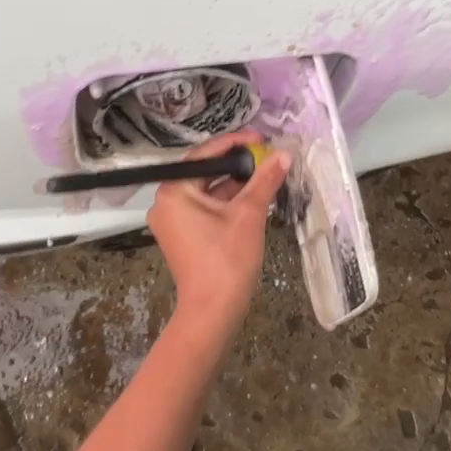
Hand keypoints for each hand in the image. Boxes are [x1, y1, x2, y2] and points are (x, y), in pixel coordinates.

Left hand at [147, 131, 290, 335]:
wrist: (213, 311)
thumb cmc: (226, 260)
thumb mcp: (249, 214)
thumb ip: (265, 180)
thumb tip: (284, 154)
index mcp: (174, 190)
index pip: (205, 154)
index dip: (235, 144)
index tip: (261, 139)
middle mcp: (166, 201)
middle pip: (205, 172)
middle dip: (236, 165)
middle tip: (265, 156)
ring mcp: (172, 220)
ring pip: (207, 191)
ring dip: (234, 184)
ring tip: (264, 175)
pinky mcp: (181, 235)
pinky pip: (204, 208)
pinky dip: (226, 202)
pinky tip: (252, 198)